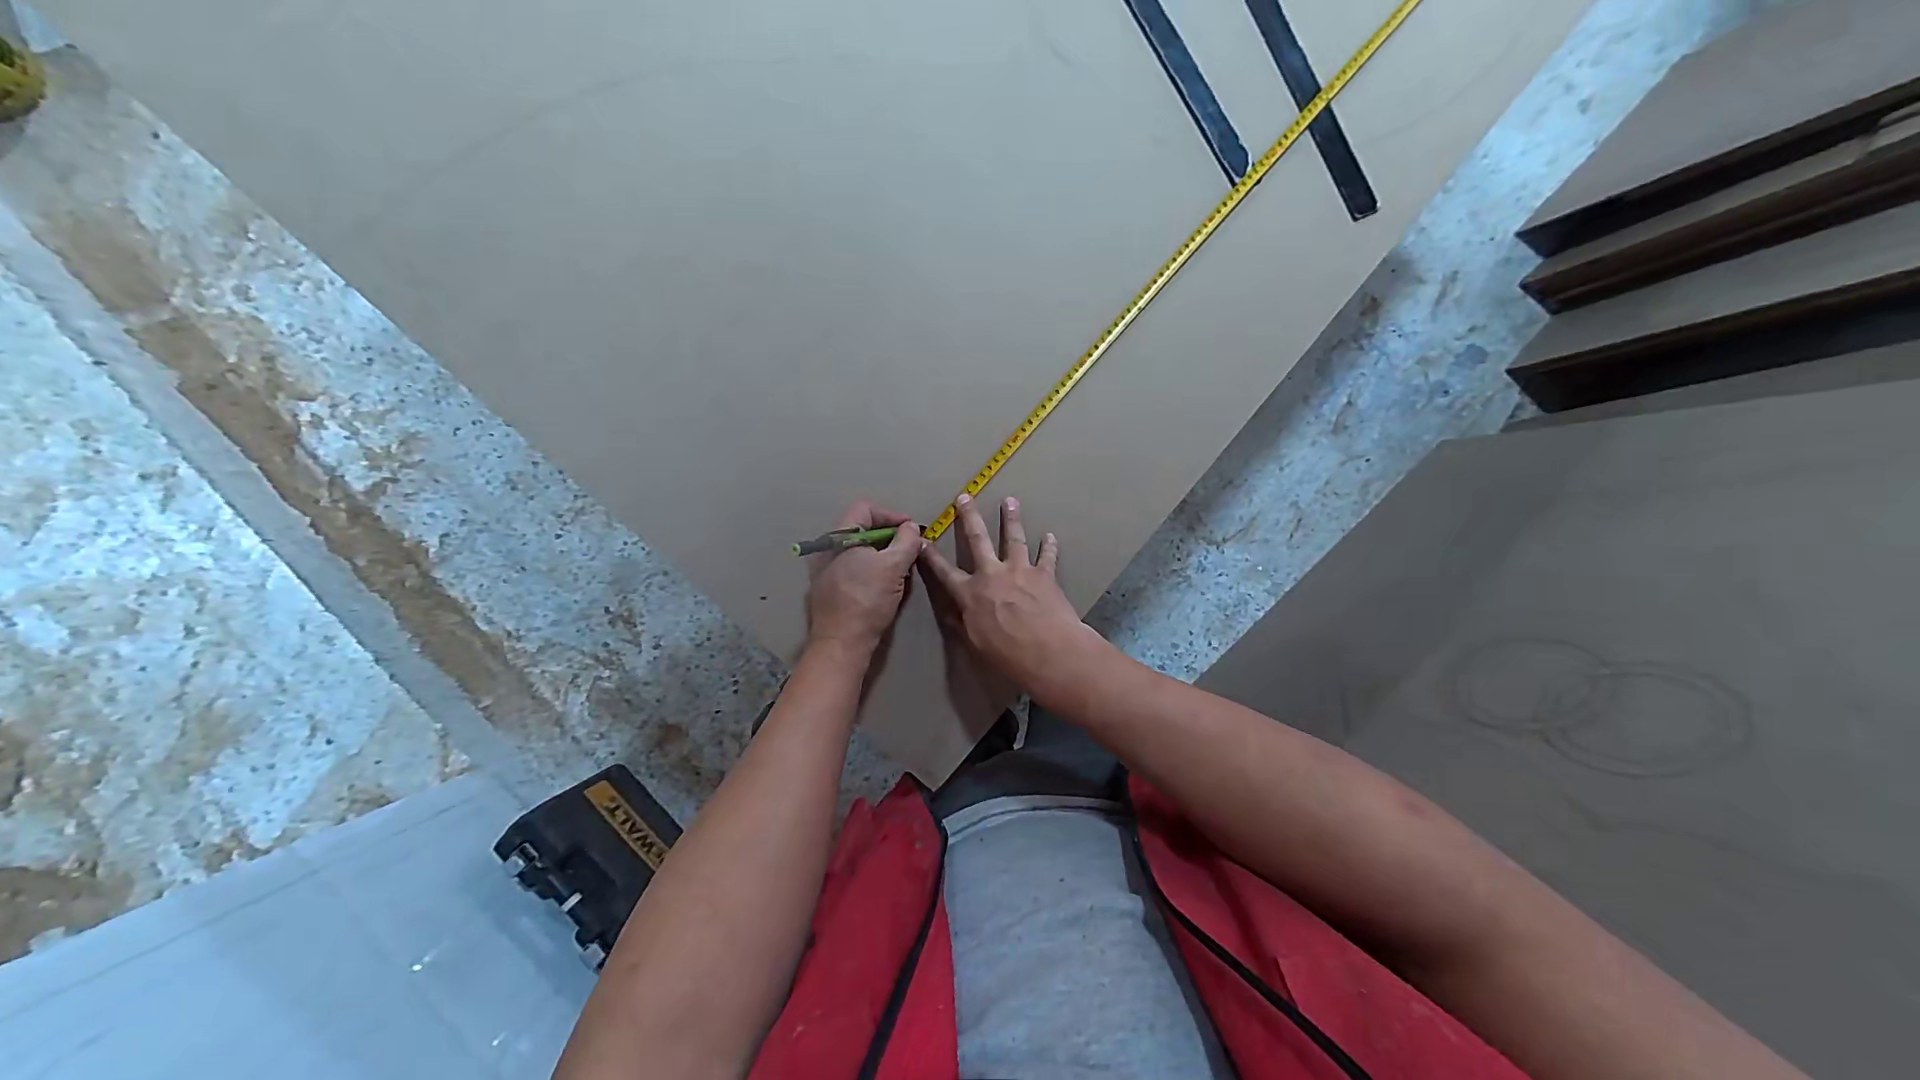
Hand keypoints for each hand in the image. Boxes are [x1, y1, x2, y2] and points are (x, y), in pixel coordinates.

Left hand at [804, 501, 924, 655]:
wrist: (842, 642)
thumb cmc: (867, 600)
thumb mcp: (894, 567)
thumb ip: (906, 541)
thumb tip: (911, 527)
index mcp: (838, 537)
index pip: (865, 509)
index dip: (891, 515)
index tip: (911, 529)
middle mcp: (828, 549)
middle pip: (862, 529)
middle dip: (890, 536)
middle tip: (909, 548)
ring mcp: (826, 570)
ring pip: (860, 551)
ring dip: (883, 554)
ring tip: (902, 567)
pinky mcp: (830, 589)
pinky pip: (854, 568)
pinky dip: (872, 569)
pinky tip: (886, 584)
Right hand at [918, 494, 1107, 698]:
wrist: (1049, 651)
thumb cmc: (1008, 654)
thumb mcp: (975, 643)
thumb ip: (962, 623)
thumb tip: (951, 611)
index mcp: (970, 593)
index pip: (944, 571)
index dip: (931, 556)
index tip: (922, 540)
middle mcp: (992, 574)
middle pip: (977, 540)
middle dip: (969, 517)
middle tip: (965, 498)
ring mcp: (1020, 571)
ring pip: (1013, 538)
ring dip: (1011, 518)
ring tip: (1010, 501)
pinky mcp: (1044, 575)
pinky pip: (1047, 556)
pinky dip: (1048, 546)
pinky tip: (1050, 536)